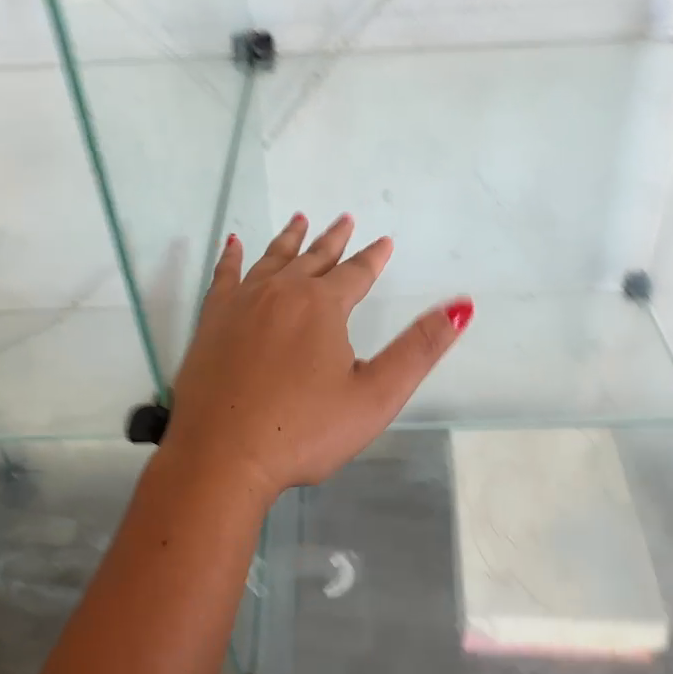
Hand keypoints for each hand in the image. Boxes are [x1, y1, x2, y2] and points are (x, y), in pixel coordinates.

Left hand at [160, 212, 472, 498]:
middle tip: (345, 218)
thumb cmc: (303, 431)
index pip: (356, 273)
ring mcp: (242, 303)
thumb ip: (418, 349)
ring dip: (290, 240)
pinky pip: (225, 275)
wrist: (221, 455)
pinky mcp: (212, 320)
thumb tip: (460, 305)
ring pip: (272, 259)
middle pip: (314, 258)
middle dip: (334, 239)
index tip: (384, 241)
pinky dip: (231, 256)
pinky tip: (232, 243)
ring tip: (301, 220)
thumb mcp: (375, 396)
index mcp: (323, 306)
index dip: (373, 257)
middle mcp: (282, 292)